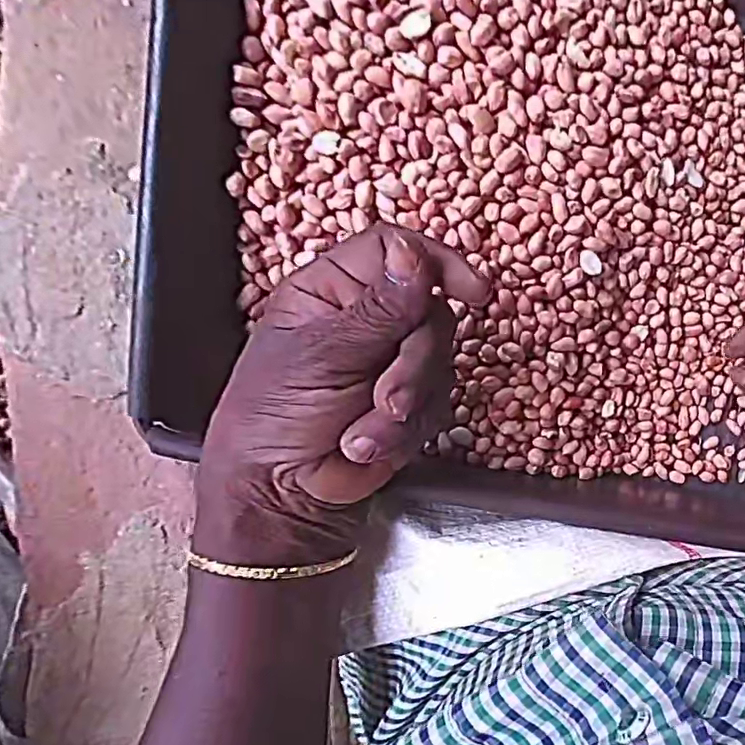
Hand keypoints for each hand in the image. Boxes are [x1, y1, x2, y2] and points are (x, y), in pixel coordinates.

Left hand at [196, 224, 490, 562]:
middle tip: (388, 400)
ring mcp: (394, 362)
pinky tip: (369, 445)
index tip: (472, 289)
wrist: (281, 494)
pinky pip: (438, 404)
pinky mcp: (413, 403)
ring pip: (440, 363)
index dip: (436, 262)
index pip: (395, 250)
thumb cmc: (272, 418)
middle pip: (431, 313)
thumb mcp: (321, 356)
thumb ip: (378, 311)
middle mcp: (370, 320)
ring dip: (408, 406)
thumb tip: (415, 256)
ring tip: (362, 437)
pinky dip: (408, 431)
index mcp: (333, 291)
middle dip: (414, 364)